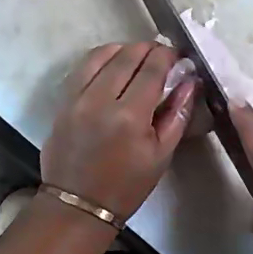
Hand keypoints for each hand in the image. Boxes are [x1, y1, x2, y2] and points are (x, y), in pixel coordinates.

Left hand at [42, 42, 195, 220]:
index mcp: (130, 116)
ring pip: (100, 55)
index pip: (152, 69)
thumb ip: (177, 115)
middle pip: (126, 56)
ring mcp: (77, 98)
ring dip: (123, 50)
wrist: (79, 204)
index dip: (168, 56)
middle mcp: (100, 99)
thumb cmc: (127, 186)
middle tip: (162, 53)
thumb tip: (189, 82)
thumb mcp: (161, 156)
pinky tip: (113, 66)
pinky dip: (101, 60)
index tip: (179, 55)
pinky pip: (83, 68)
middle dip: (147, 49)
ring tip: (137, 56)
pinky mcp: (63, 102)